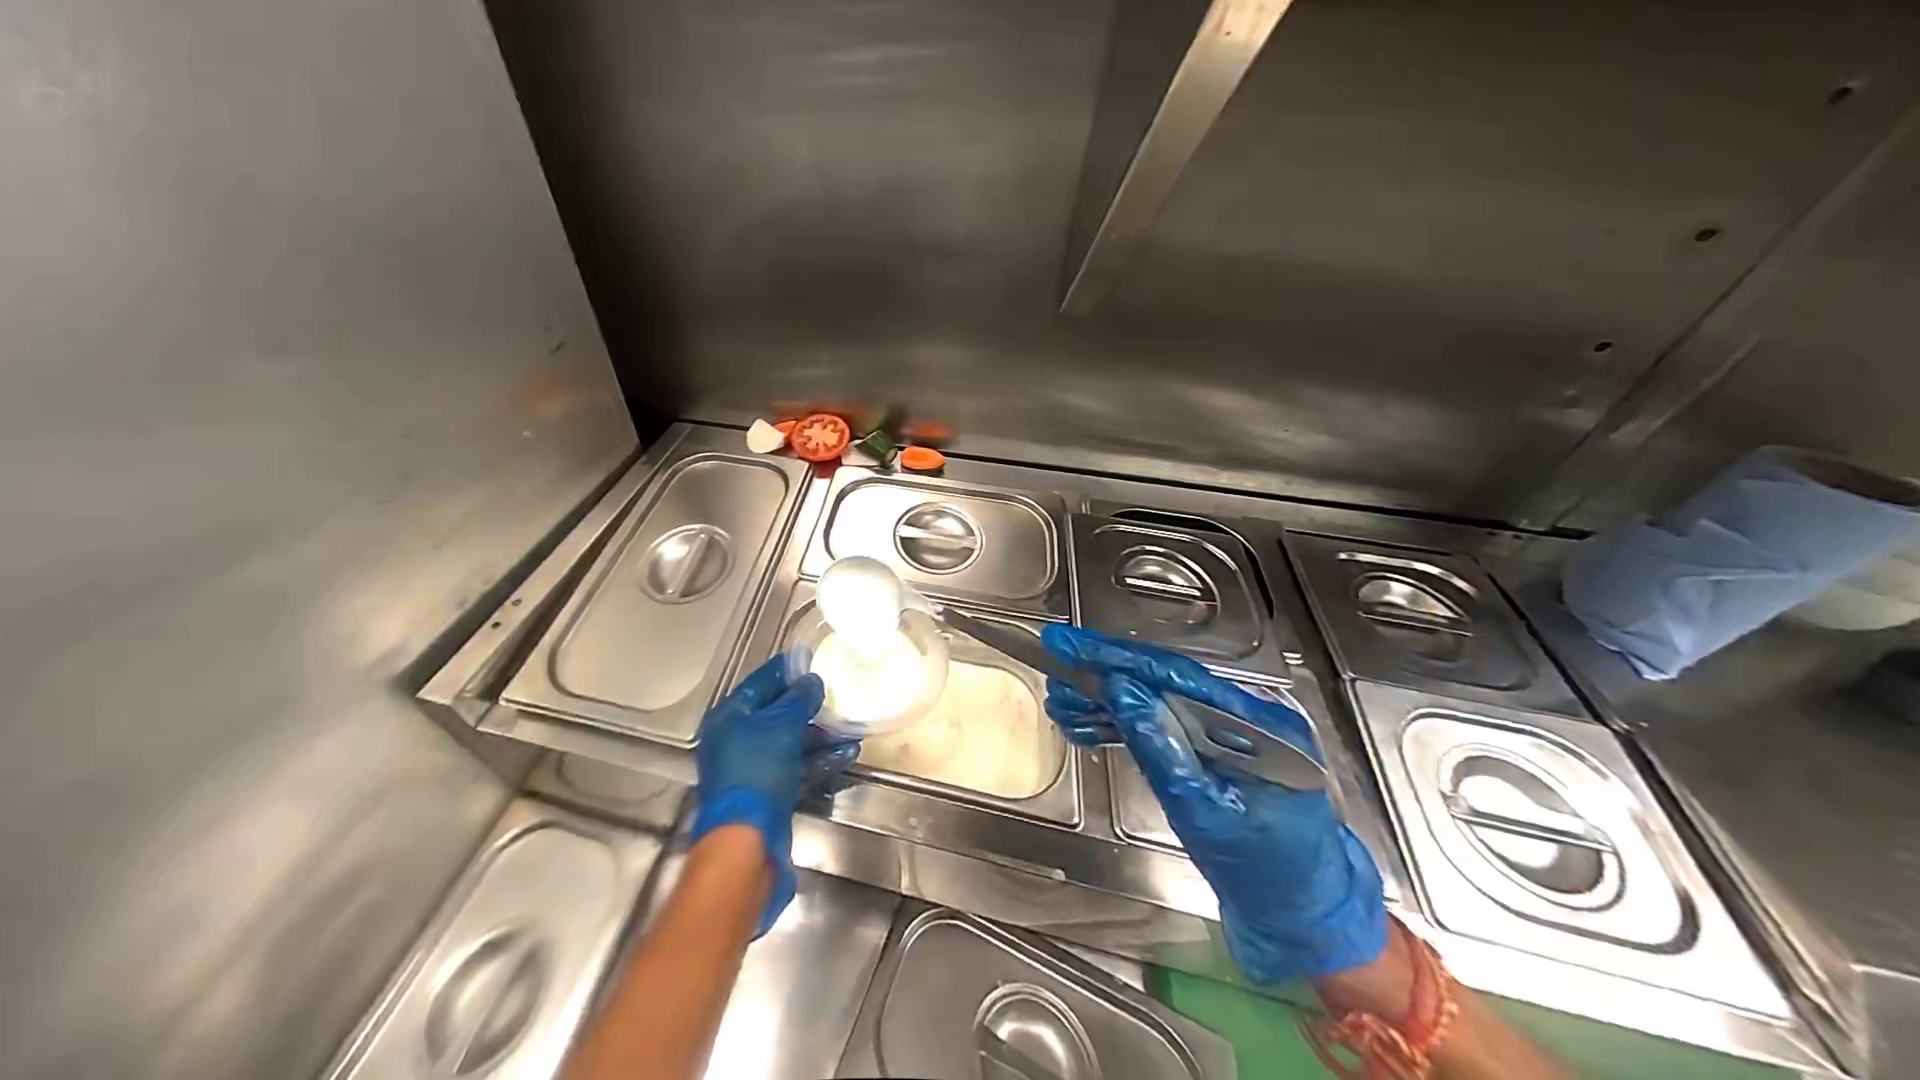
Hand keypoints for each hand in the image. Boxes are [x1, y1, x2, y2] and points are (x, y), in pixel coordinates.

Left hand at [691, 655, 859, 932]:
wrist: (747, 843)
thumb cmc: (758, 773)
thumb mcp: (782, 727)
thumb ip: (798, 700)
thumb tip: (812, 681)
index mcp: (730, 717)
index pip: (761, 683)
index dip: (787, 670)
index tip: (812, 659)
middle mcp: (737, 739)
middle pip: (777, 712)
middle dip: (809, 705)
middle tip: (839, 692)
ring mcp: (753, 768)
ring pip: (791, 741)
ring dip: (822, 734)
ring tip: (853, 726)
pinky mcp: (770, 792)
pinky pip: (797, 766)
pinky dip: (820, 759)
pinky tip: (848, 753)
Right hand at [1041, 625, 1387, 983]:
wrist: (1299, 911)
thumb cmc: (1262, 872)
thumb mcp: (1204, 814)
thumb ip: (1161, 749)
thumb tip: (1118, 691)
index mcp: (1258, 724)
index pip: (1175, 676)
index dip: (1117, 657)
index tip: (1069, 644)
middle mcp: (1247, 715)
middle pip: (1163, 682)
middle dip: (1104, 676)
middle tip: (1054, 667)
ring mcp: (1231, 731)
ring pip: (1158, 702)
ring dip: (1107, 703)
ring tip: (1061, 702)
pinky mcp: (1216, 748)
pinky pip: (1165, 725)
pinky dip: (1125, 726)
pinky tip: (1088, 726)